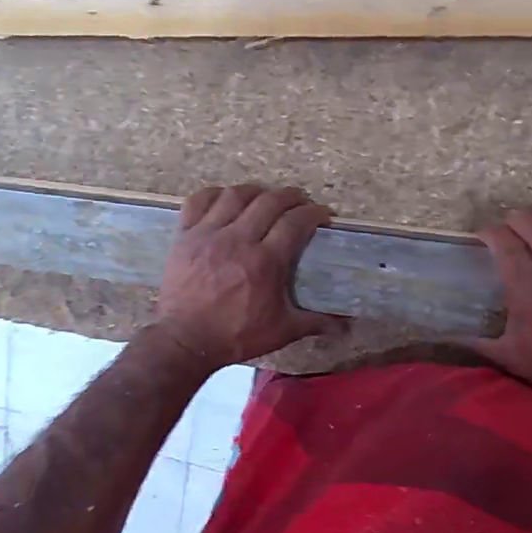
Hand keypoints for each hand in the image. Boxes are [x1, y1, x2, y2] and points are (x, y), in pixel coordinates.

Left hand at [150, 184, 345, 368]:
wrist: (185, 340)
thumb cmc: (235, 336)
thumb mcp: (282, 331)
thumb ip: (315, 322)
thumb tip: (347, 327)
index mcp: (265, 261)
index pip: (296, 222)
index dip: (314, 213)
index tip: (322, 214)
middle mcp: (238, 239)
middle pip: (269, 201)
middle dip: (291, 196)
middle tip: (299, 202)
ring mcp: (208, 234)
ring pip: (236, 195)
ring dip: (256, 191)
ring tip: (264, 197)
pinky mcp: (185, 235)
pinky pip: (198, 201)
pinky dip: (214, 194)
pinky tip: (225, 199)